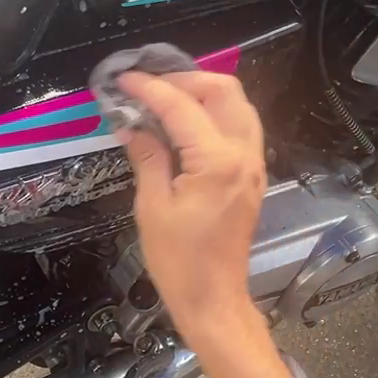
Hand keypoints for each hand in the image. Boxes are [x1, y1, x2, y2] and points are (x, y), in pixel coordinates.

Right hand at [117, 71, 267, 347]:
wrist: (213, 298)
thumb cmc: (178, 261)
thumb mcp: (152, 207)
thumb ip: (147, 158)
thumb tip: (132, 126)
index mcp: (217, 162)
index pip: (182, 106)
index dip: (150, 89)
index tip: (123, 80)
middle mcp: (244, 155)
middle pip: (224, 90)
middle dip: (185, 79)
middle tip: (149, 87)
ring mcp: (254, 165)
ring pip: (238, 106)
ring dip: (203, 93)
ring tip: (166, 99)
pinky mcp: (253, 177)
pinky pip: (240, 128)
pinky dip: (215, 115)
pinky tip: (186, 125)